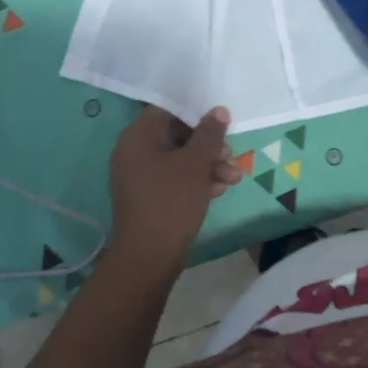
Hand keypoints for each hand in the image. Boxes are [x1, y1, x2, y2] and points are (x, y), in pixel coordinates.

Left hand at [109, 105, 240, 265]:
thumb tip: (218, 110)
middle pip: (177, 135)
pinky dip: (195, 180)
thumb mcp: (196, 164)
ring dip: (207, 164)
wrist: (147, 259)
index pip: (169, 109)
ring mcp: (139, 175)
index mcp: (138, 135)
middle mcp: (134, 151)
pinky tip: (219, 190)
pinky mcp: (148, 196)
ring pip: (179, 158)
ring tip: (233, 177)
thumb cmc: (171, 202)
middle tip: (231, 154)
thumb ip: (209, 134)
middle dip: (208, 145)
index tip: (222, 121)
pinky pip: (173, 178)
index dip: (198, 113)